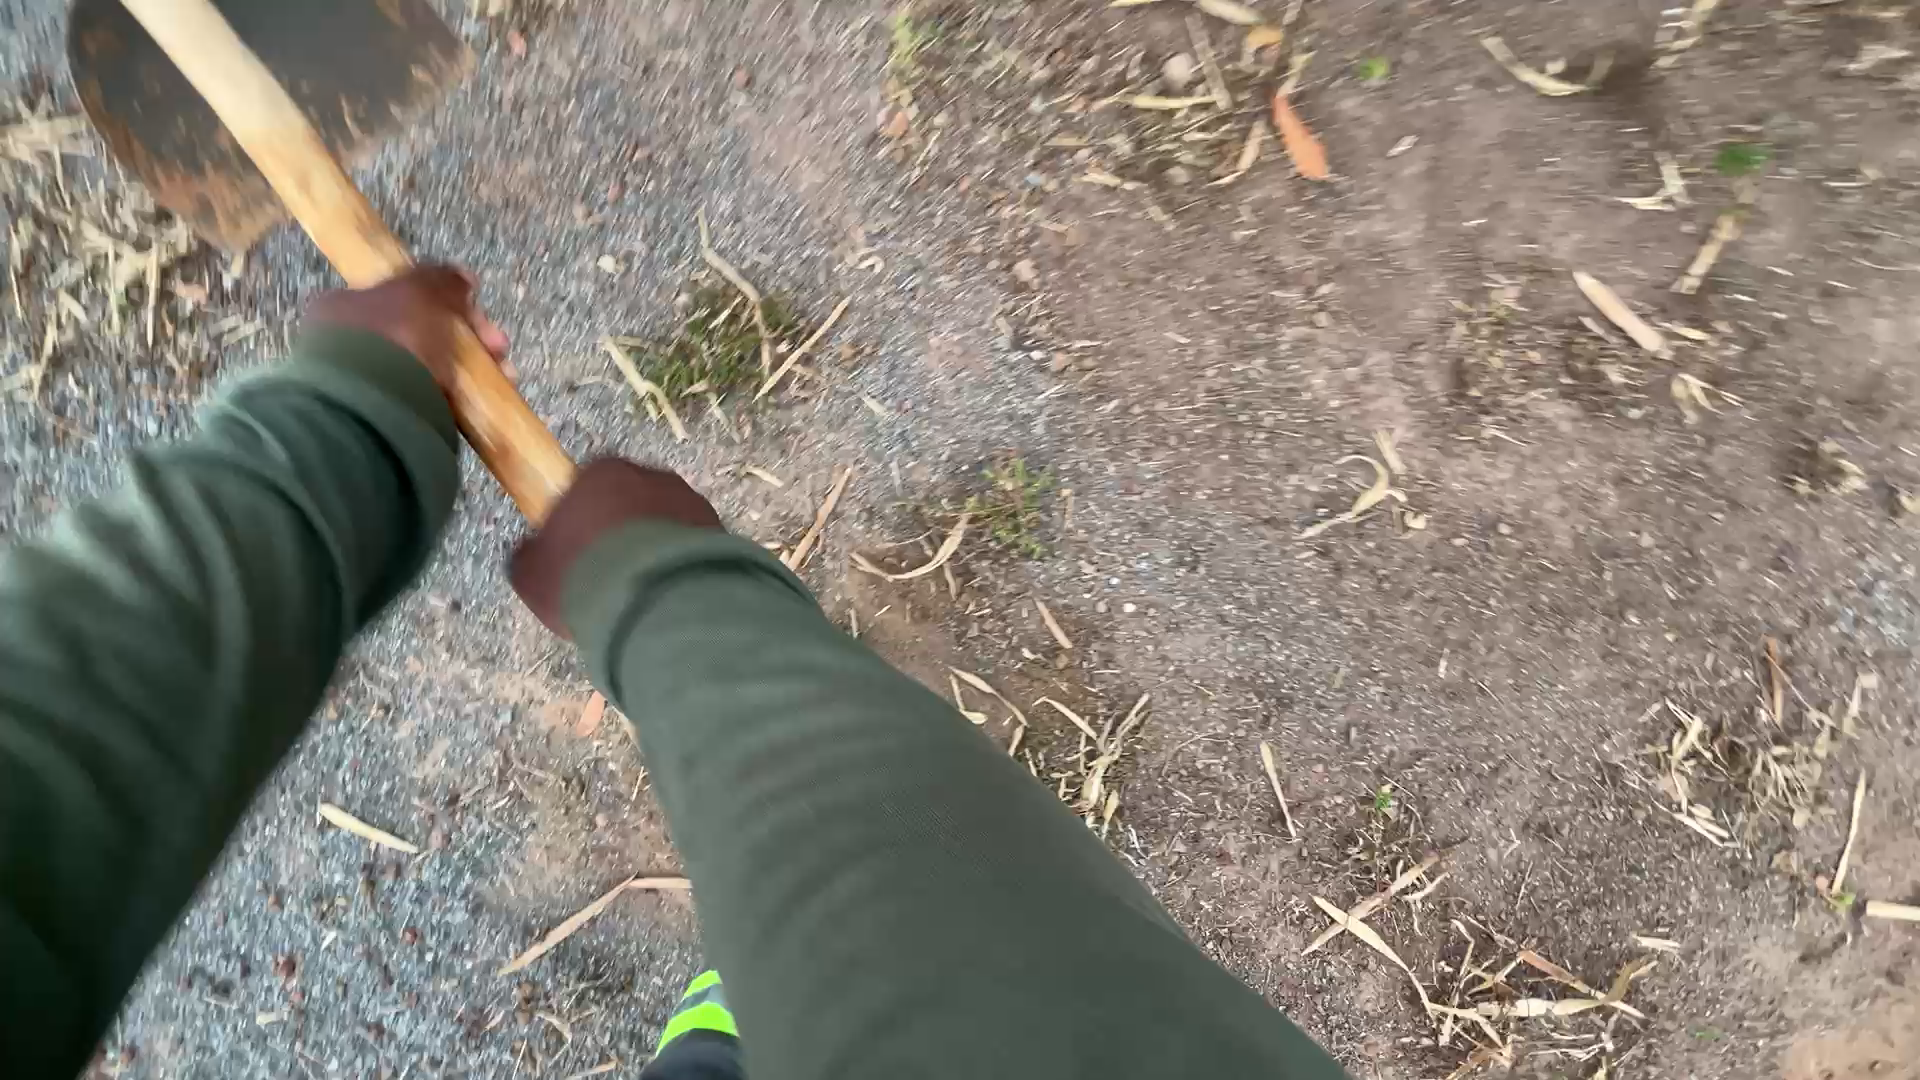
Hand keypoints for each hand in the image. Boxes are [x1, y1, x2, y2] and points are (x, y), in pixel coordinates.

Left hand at [304, 264, 510, 392]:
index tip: (477, 312)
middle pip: (427, 333)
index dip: (448, 303)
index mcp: (348, 307)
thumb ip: (442, 281)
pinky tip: (485, 397)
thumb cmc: (394, 339)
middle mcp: (356, 342)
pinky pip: (439, 396)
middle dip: (471, 338)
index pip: (405, 298)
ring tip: (505, 375)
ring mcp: (375, 379)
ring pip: (437, 365)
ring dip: (475, 368)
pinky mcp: (396, 412)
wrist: (377, 406)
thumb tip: (463, 276)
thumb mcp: (421, 294)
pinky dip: (465, 395)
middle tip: (499, 347)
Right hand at [509, 459, 724, 639]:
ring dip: (660, 547)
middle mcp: (653, 477)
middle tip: (616, 572)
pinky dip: (686, 562)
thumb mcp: (532, 574)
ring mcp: (692, 501)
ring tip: (646, 587)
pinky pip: (696, 545)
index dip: (584, 521)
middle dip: (627, 532)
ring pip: (670, 522)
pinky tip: (675, 590)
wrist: (657, 598)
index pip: (588, 486)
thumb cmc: (585, 578)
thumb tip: (530, 552)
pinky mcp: (721, 529)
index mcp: (601, 473)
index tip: (581, 553)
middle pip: (635, 502)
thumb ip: (530, 555)